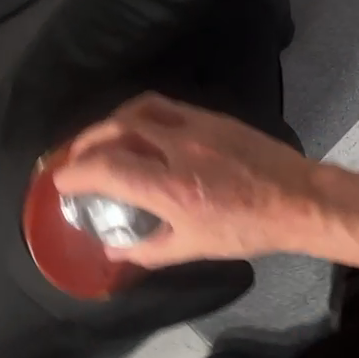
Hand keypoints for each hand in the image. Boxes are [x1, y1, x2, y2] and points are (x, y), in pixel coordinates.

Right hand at [52, 93, 320, 267]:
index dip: (75, 172)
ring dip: (115, 119)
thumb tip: (113, 250)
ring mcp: (201, 127)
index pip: (109, 167)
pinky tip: (142, 131)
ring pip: (145, 107)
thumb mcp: (194, 248)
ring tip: (103, 137)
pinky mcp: (217, 117)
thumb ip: (147, 250)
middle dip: (88, 139)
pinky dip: (145, 114)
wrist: (297, 197)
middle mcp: (181, 148)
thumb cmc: (247, 228)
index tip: (61, 180)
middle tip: (74, 156)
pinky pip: (171, 107)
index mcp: (172, 186)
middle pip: (120, 127)